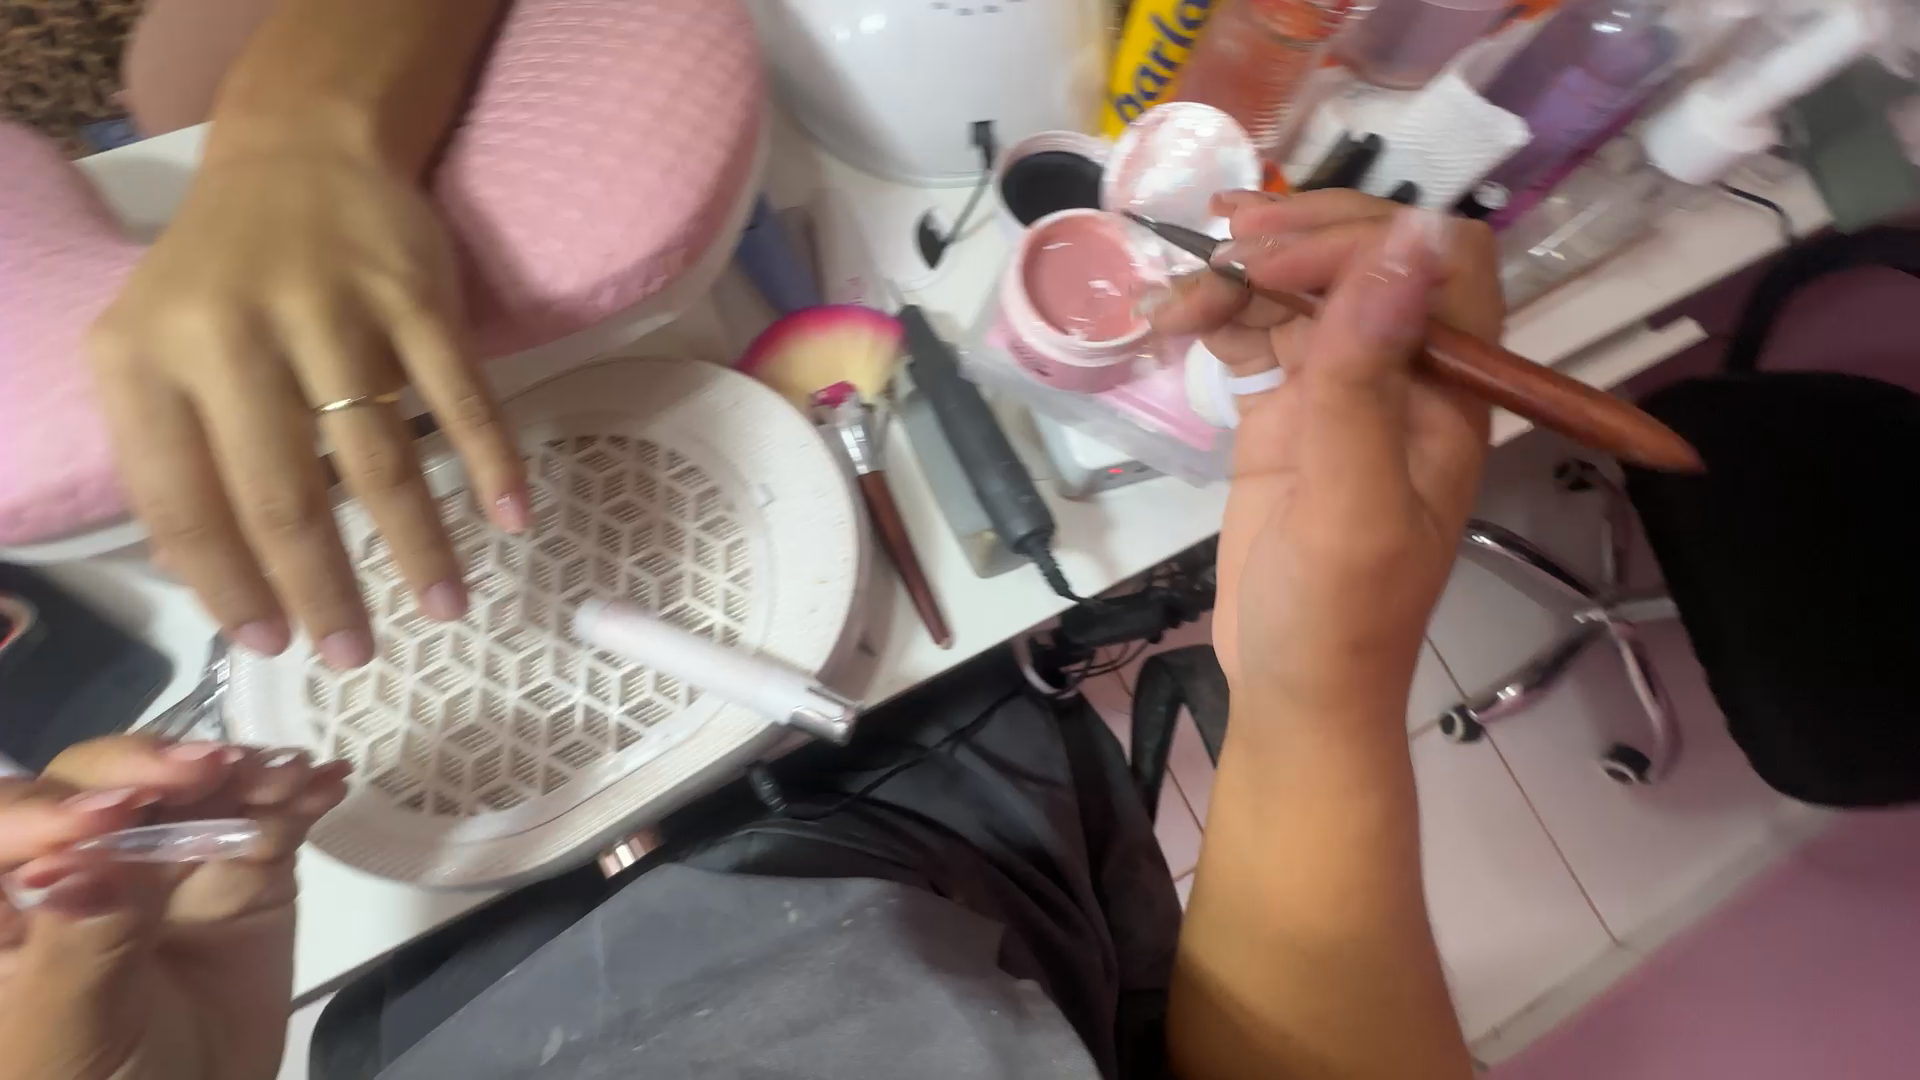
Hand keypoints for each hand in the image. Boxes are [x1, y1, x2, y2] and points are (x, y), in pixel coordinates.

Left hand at [0, 738, 348, 1079]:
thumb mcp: (65, 1045)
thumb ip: (75, 953)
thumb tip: (79, 863)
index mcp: (7, 912)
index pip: (4, 830)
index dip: (49, 808)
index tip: (119, 814)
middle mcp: (88, 871)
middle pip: (101, 784)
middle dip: (155, 766)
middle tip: (216, 769)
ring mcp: (177, 866)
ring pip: (201, 789)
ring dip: (246, 769)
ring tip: (291, 775)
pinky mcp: (253, 869)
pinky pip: (277, 816)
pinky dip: (305, 792)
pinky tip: (328, 784)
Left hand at [87, 144, 529, 669]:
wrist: (304, 156)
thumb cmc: (237, 271)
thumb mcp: (168, 345)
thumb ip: (189, 442)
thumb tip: (238, 565)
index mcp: (143, 358)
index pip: (179, 500)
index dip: (228, 584)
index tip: (275, 645)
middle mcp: (229, 337)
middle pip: (282, 494)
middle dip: (325, 588)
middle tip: (359, 655)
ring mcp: (334, 315)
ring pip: (380, 458)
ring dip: (420, 545)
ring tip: (447, 608)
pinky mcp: (418, 300)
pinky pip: (460, 399)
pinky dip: (492, 462)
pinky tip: (516, 517)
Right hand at [1150, 191, 1502, 714]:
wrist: (1291, 682)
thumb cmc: (1335, 616)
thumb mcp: (1351, 506)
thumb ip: (1365, 384)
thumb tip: (1400, 246)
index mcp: (1446, 396)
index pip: (1433, 266)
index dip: (1358, 244)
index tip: (1266, 267)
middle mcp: (1398, 380)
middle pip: (1360, 267)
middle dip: (1291, 246)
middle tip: (1215, 250)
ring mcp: (1334, 397)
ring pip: (1294, 301)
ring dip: (1235, 284)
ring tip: (1169, 301)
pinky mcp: (1281, 419)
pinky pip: (1252, 345)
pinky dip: (1213, 324)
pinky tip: (1170, 324)